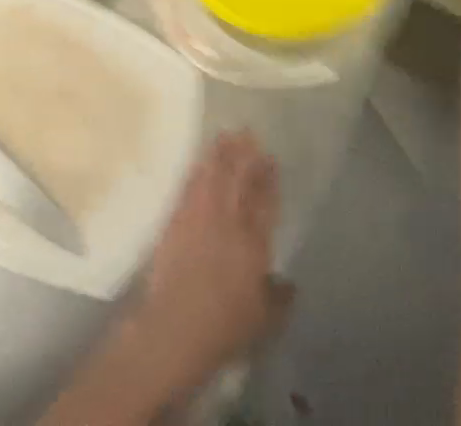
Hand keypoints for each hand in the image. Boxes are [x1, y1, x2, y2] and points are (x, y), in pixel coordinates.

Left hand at [125, 132, 292, 392]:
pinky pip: (187, 189)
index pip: (263, 203)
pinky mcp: (174, 223)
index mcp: (254, 244)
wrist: (176, 327)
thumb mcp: (265, 319)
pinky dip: (195, 172)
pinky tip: (198, 162)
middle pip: (237, 182)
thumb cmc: (226, 327)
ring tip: (224, 136)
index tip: (270, 159)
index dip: (267, 180)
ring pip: (211, 179)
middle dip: (243, 156)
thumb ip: (279, 297)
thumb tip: (287, 283)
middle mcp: (227, 224)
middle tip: (248, 132)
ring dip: (218, 155)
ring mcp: (198, 220)